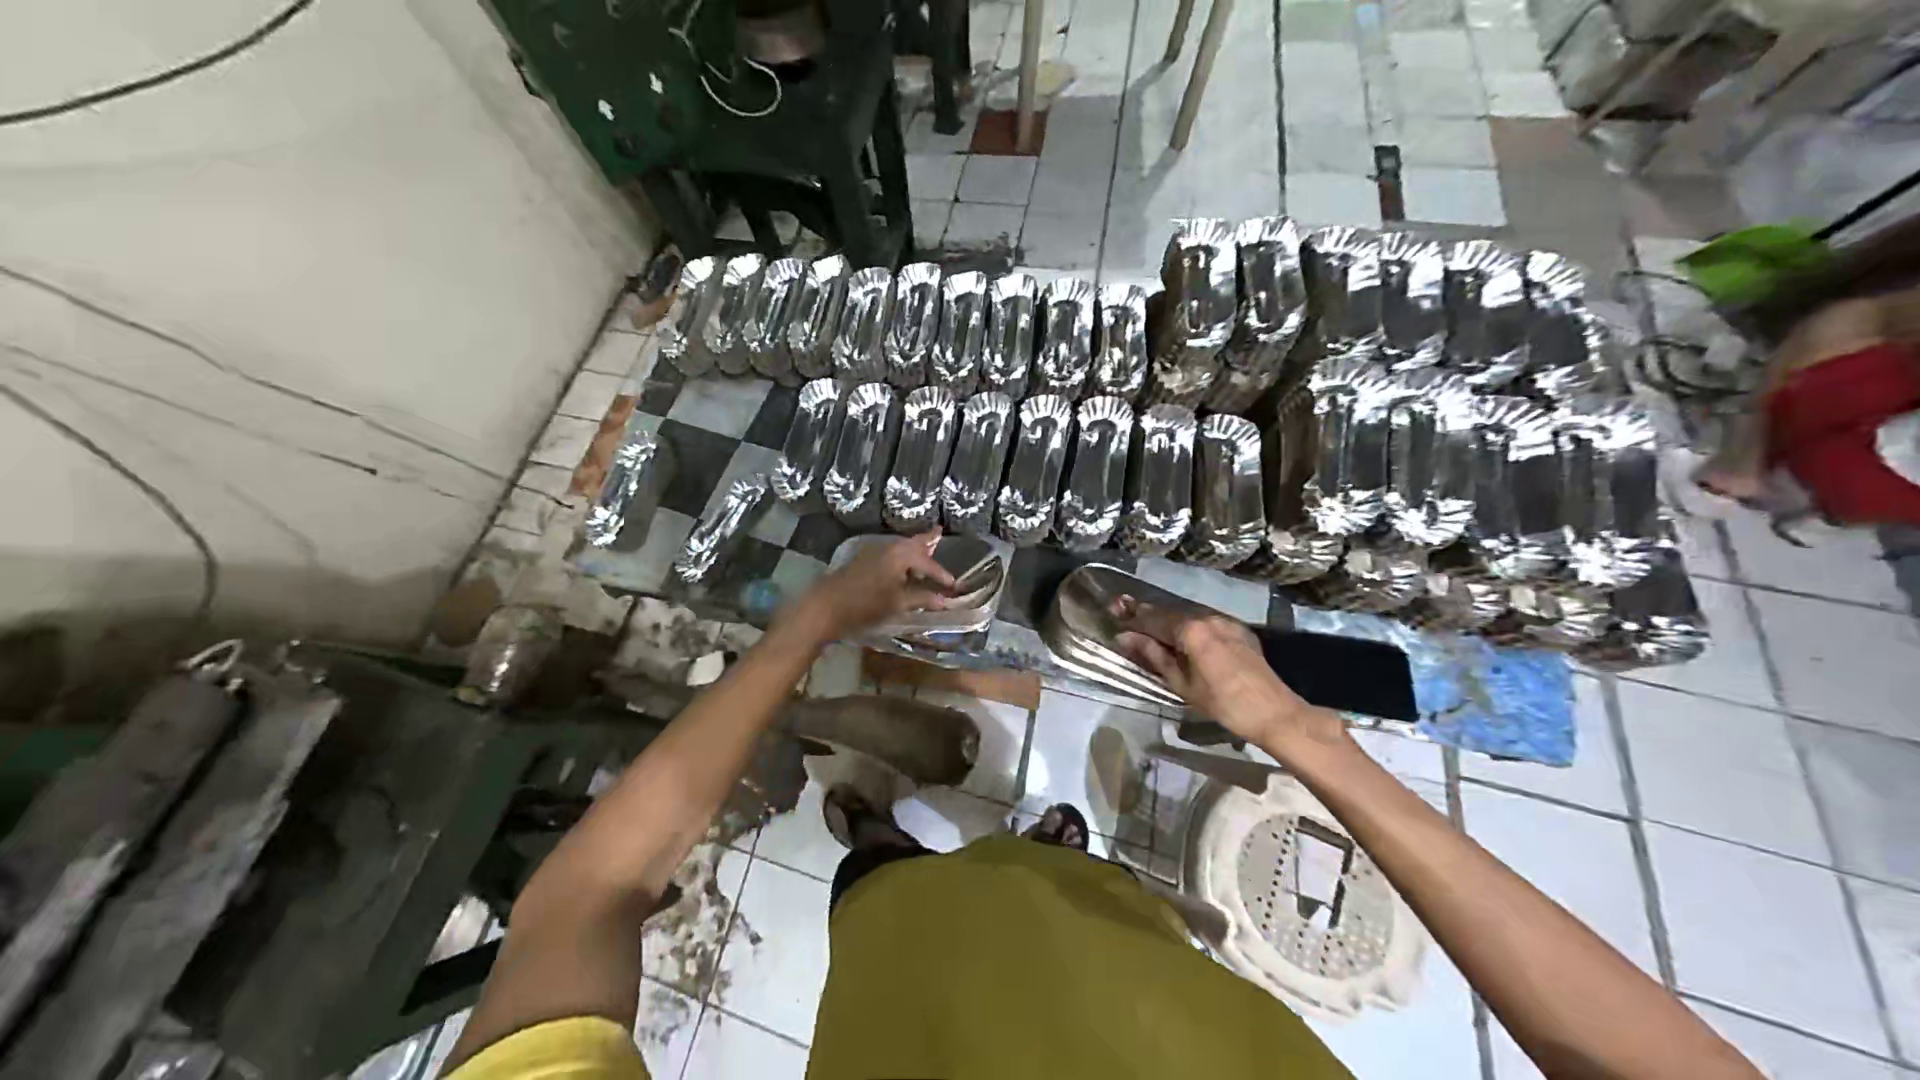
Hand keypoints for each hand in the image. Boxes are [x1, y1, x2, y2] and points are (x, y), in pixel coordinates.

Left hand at [786, 529, 957, 642]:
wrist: (827, 606)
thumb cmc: (866, 604)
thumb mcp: (898, 603)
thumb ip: (922, 599)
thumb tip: (943, 600)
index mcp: (900, 554)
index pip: (927, 562)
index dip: (941, 574)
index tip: (953, 585)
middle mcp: (888, 547)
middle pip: (912, 543)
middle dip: (926, 543)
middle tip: (938, 534)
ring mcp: (873, 552)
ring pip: (900, 548)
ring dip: (913, 551)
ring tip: (924, 555)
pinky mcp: (863, 560)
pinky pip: (889, 554)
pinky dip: (900, 558)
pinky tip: (901, 569)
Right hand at [1112, 598, 1343, 754]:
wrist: (1273, 712)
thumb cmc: (1222, 703)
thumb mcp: (1181, 683)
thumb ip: (1153, 655)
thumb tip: (1126, 638)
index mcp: (1191, 629)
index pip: (1153, 618)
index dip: (1132, 617)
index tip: (1113, 612)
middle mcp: (1207, 617)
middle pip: (1170, 613)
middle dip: (1148, 616)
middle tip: (1125, 614)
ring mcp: (1226, 622)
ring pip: (1188, 616)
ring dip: (1169, 622)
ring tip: (1151, 630)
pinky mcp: (1239, 631)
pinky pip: (1205, 623)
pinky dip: (1189, 627)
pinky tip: (1182, 639)